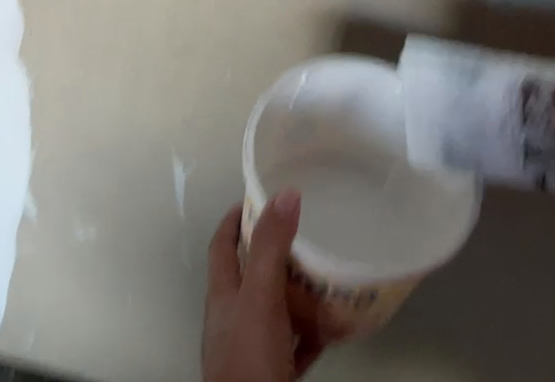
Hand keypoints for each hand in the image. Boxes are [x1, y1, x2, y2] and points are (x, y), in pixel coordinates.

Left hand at [203, 191, 322, 380]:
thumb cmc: (248, 357)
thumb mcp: (260, 296)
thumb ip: (270, 247)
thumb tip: (285, 191)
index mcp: (224, 296)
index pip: (222, 245)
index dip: (236, 218)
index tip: (258, 196)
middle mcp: (234, 318)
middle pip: (252, 275)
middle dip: (276, 252)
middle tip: (307, 231)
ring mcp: (252, 347)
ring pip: (275, 309)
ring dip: (297, 291)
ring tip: (326, 271)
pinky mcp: (272, 372)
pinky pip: (294, 344)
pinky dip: (312, 332)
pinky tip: (332, 324)